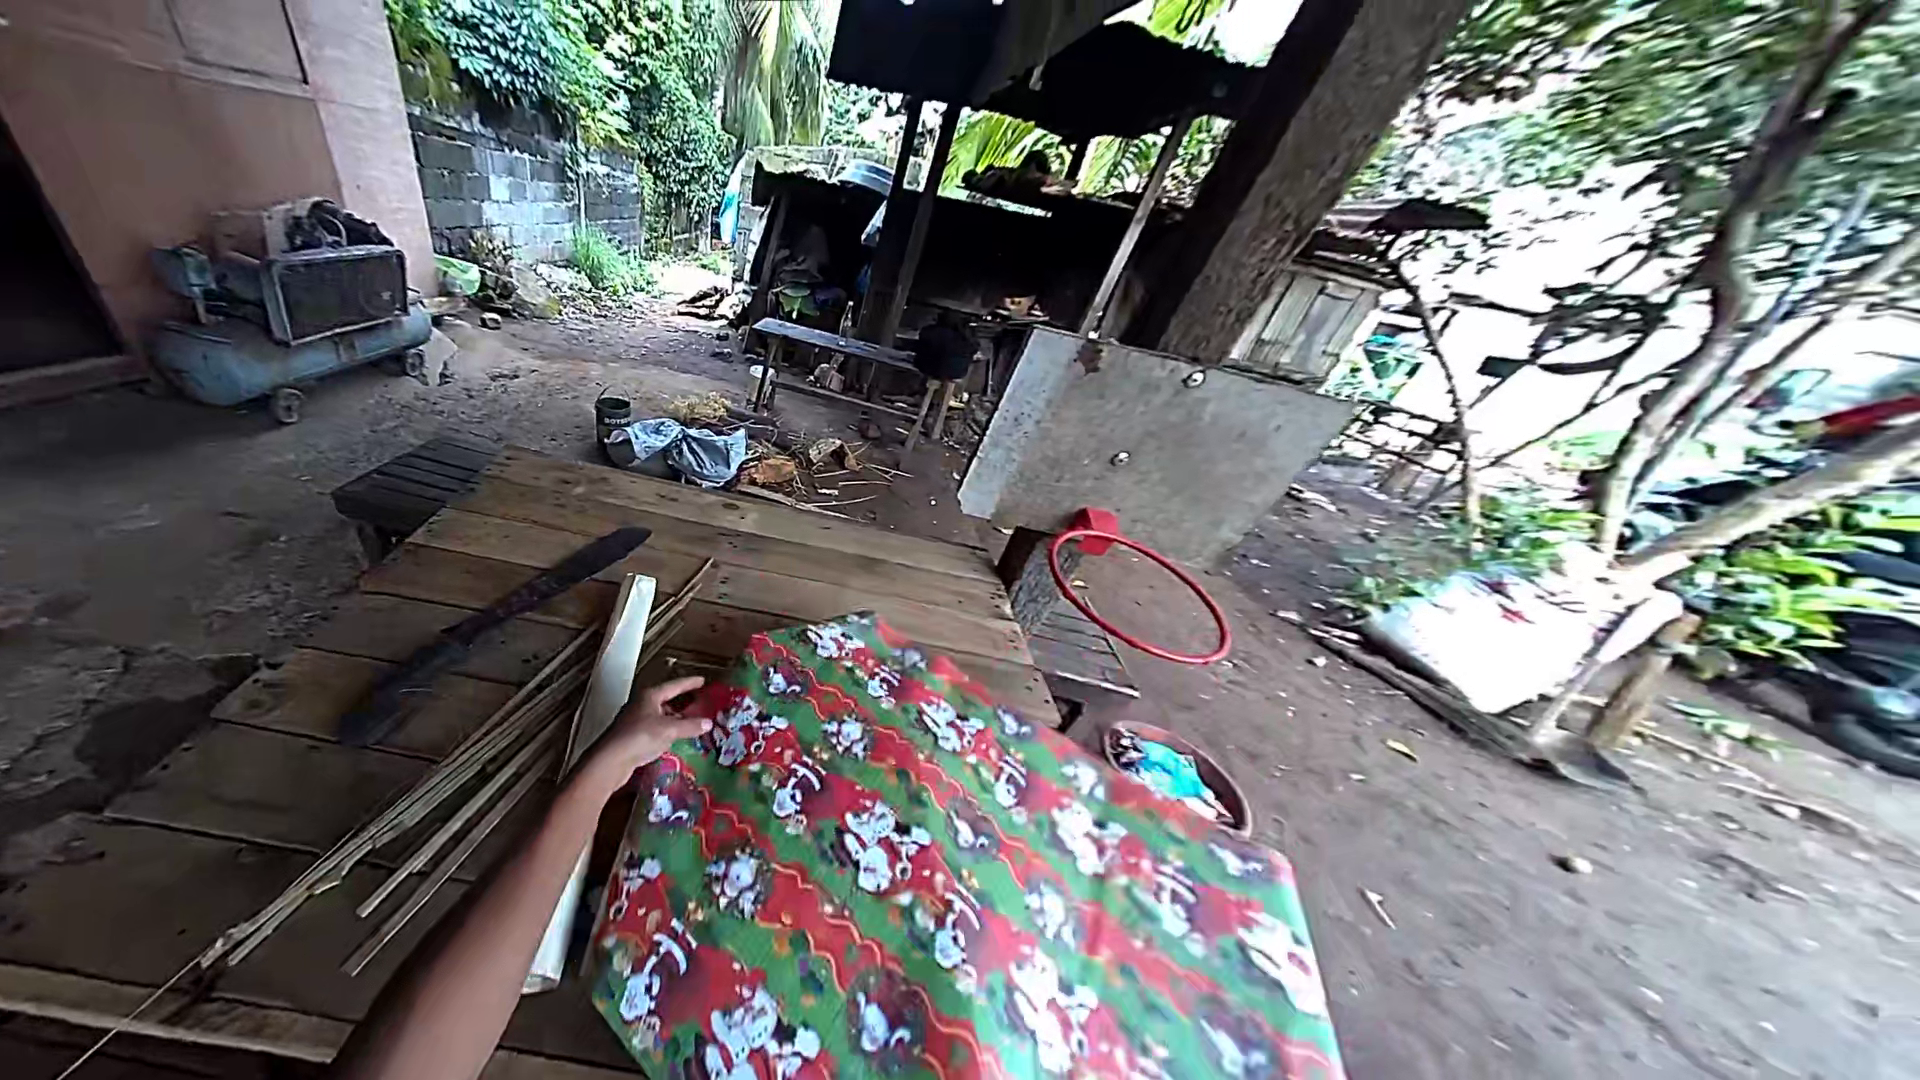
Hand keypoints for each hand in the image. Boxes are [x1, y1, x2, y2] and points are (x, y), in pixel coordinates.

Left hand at [579, 676, 709, 792]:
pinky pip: (654, 727)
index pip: (675, 685)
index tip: (702, 680)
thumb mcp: (670, 730)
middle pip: (666, 699)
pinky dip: (666, 729)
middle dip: (682, 701)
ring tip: (690, 721)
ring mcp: (634, 720)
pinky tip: (673, 737)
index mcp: (650, 696)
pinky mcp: (630, 736)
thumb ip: (690, 725)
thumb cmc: (640, 737)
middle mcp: (641, 704)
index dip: (690, 683)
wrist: (609, 761)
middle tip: (698, 701)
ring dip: (674, 717)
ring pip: (659, 714)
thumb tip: (708, 723)